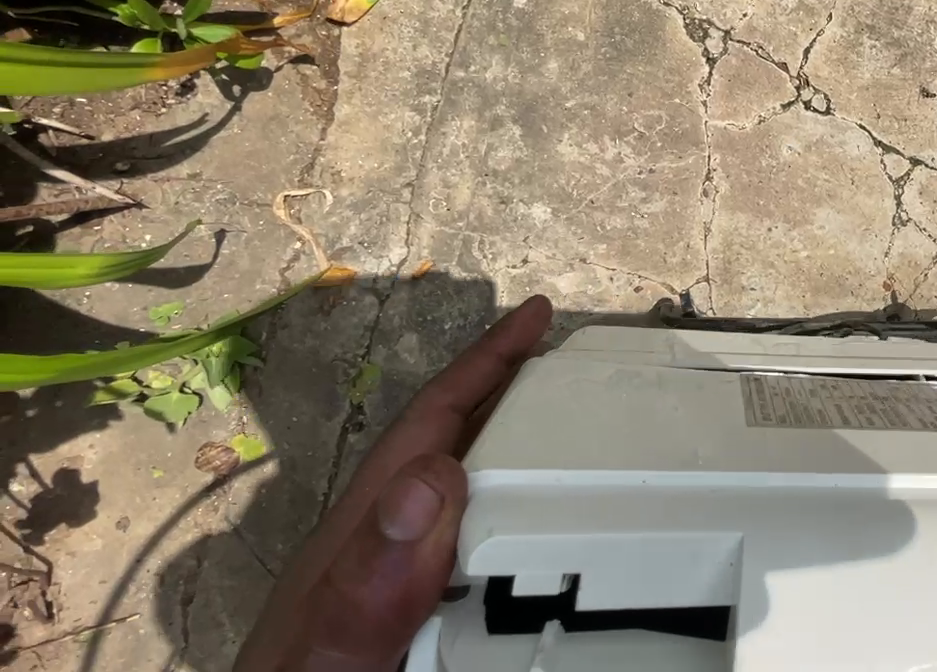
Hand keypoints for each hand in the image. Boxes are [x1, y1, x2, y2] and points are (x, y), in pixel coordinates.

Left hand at [235, 295, 553, 671]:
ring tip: (590, 424)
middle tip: (587, 363)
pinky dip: (533, 502)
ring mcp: (409, 569)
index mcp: (369, 526)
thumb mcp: (332, 653)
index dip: (484, 361)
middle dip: (518, 387)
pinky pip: (494, 527)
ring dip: (531, 441)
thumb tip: (432, 472)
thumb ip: (369, 574)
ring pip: (479, 480)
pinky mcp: (434, 605)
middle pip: (459, 437)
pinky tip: (564, 517)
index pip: (432, 422)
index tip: (538, 313)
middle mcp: (390, 535)